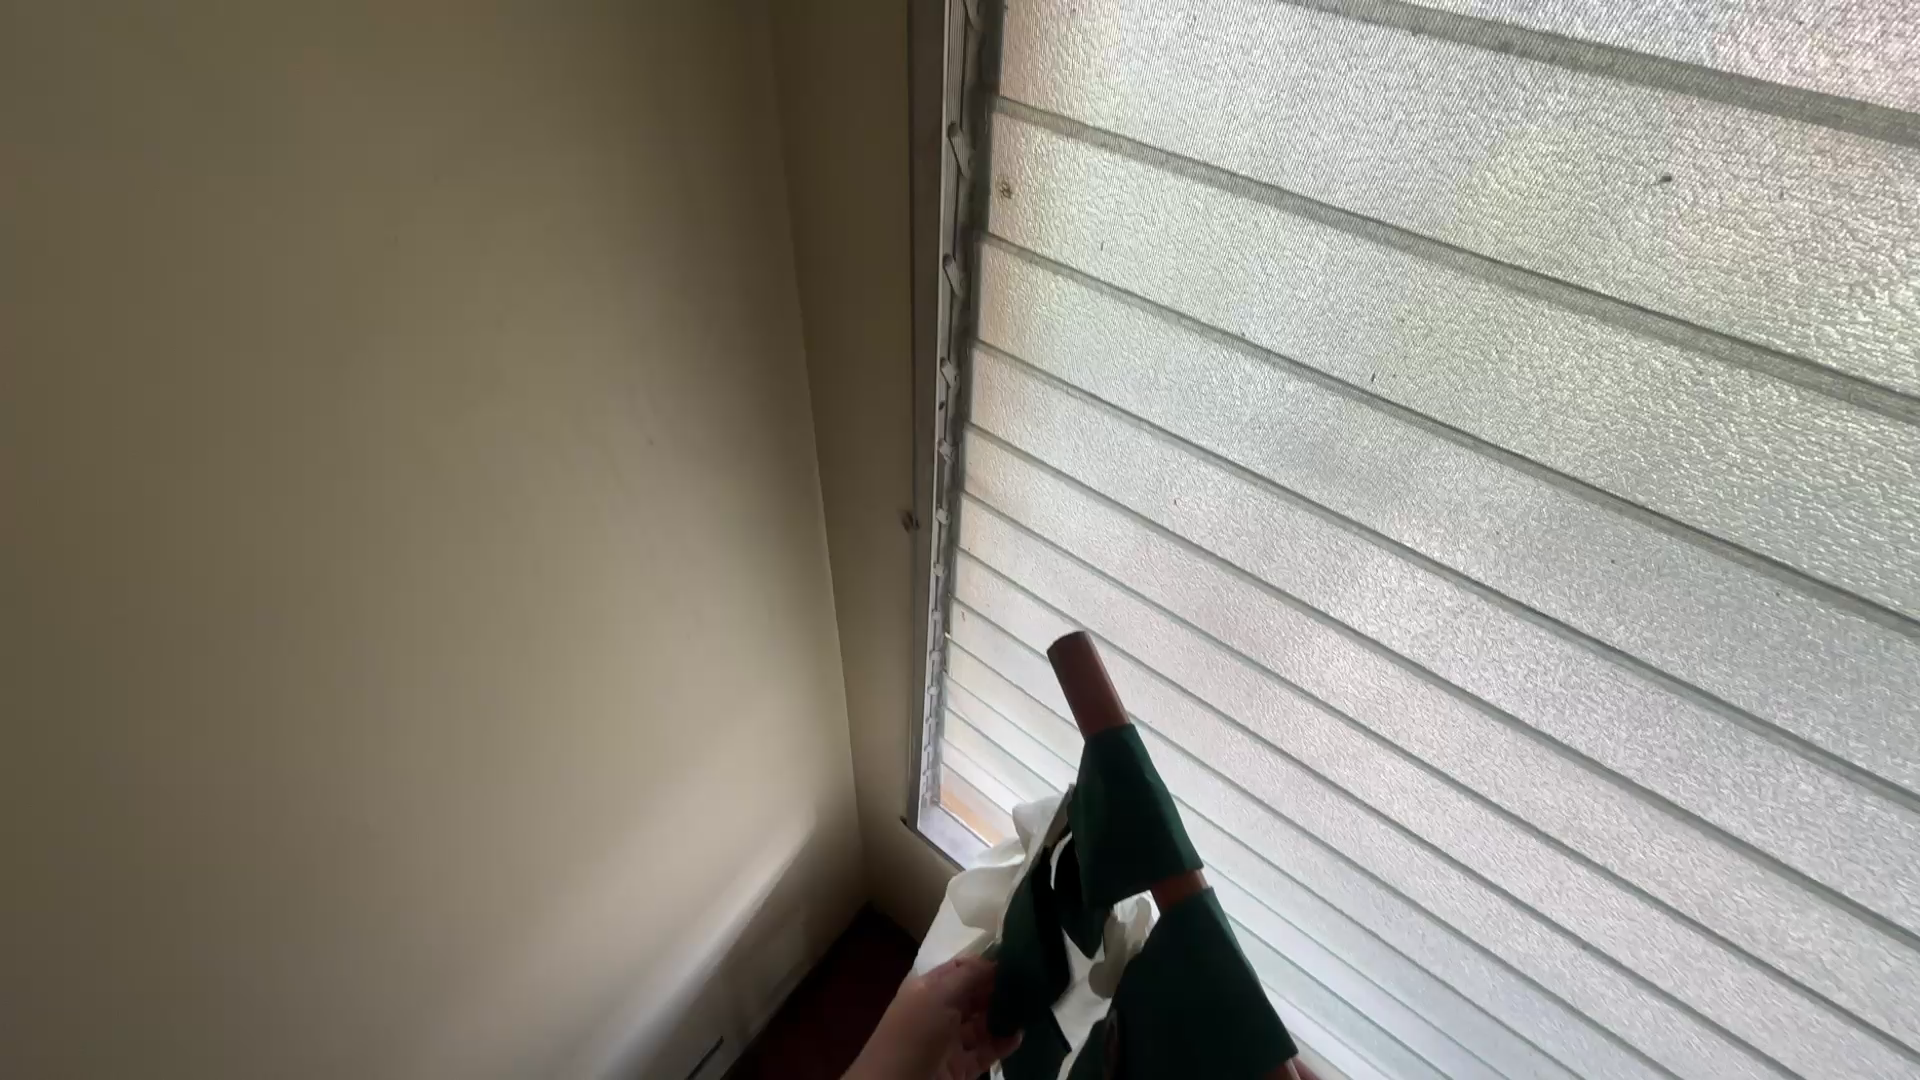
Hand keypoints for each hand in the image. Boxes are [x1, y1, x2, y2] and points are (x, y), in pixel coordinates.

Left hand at [845, 956, 1021, 1079]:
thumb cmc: (914, 1034)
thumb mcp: (938, 995)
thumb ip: (967, 976)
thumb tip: (995, 960)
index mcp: (928, 988)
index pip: (961, 968)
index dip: (986, 963)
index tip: (1016, 958)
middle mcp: (939, 1012)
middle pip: (973, 995)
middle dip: (998, 988)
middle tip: (1030, 983)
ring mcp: (949, 1043)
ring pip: (981, 1024)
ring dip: (1003, 1015)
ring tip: (1030, 1007)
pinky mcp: (959, 1070)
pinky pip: (985, 1052)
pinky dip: (1002, 1044)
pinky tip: (1019, 1035)